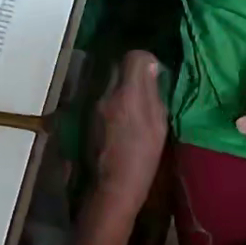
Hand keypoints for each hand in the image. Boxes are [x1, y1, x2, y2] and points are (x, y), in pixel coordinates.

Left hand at [92, 50, 167, 211]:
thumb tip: (151, 67)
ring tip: (133, 101)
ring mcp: (93, 104)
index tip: (155, 71)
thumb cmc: (143, 158)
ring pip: (108, 80)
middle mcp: (106, 94)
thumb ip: (153, 92)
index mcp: (128, 95)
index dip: (146, 59)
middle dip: (132, 70)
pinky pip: (101, 95)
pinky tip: (120, 114)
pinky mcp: (86, 115)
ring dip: (121, 84)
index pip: (134, 57)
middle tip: (145, 85)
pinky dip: (112, 97)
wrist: (113, 186)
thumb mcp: (159, 124)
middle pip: (118, 66)